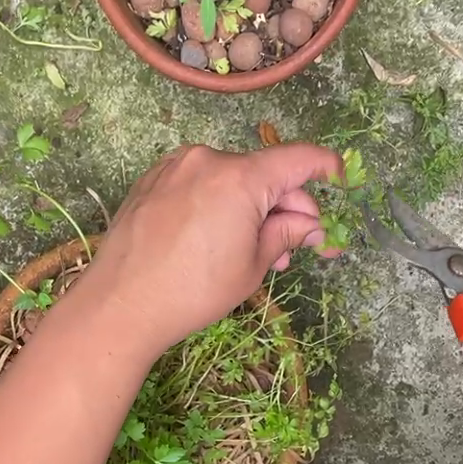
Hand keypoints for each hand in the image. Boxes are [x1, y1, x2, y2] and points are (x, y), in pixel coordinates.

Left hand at [64, 144, 342, 355]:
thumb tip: (310, 224)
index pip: (298, 159)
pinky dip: (220, 204)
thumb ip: (286, 235)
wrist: (121, 305)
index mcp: (240, 178)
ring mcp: (175, 166)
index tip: (341, 178)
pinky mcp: (153, 181)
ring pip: (231, 181)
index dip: (326, 168)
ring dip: (252, 209)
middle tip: (299, 246)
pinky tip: (218, 239)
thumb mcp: (251, 268)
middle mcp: (207, 159)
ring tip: (258, 253)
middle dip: (287, 207)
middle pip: (263, 174)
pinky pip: (200, 184)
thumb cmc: (193, 291)